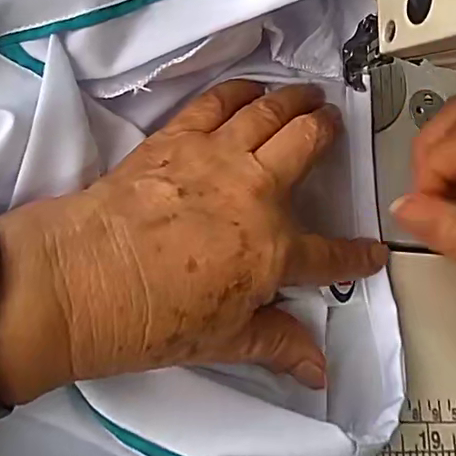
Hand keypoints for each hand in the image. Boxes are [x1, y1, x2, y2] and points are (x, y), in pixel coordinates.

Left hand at [0, 80, 388, 403]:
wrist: (83, 277)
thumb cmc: (151, 318)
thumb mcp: (222, 341)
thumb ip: (275, 344)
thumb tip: (315, 368)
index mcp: (272, 251)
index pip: (330, 254)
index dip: (356, 254)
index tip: (371, 251)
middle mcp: (253, 193)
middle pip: (305, 145)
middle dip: (327, 131)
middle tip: (333, 123)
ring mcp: (214, 159)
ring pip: (267, 113)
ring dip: (292, 99)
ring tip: (306, 93)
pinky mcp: (174, 139)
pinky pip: (215, 103)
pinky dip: (237, 90)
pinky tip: (248, 88)